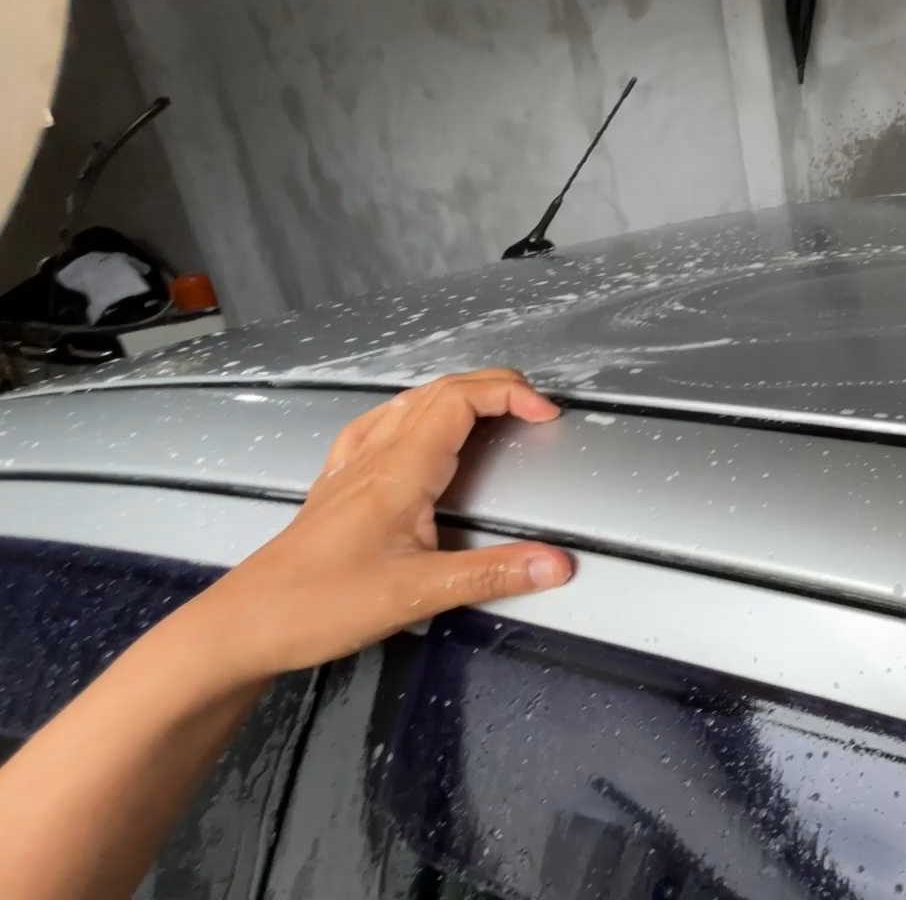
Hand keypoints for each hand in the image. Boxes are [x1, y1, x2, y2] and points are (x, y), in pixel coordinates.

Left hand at [177, 369, 573, 686]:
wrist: (234, 631)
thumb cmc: (319, 606)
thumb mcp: (416, 594)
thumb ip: (492, 574)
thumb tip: (558, 564)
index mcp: (399, 470)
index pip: (459, 401)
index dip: (510, 395)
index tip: (547, 415)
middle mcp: (375, 457)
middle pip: (440, 391)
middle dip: (497, 386)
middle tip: (536, 407)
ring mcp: (351, 466)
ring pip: (411, 401)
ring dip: (462, 392)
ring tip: (498, 408)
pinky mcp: (338, 483)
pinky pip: (381, 423)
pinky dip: (418, 409)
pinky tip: (421, 424)